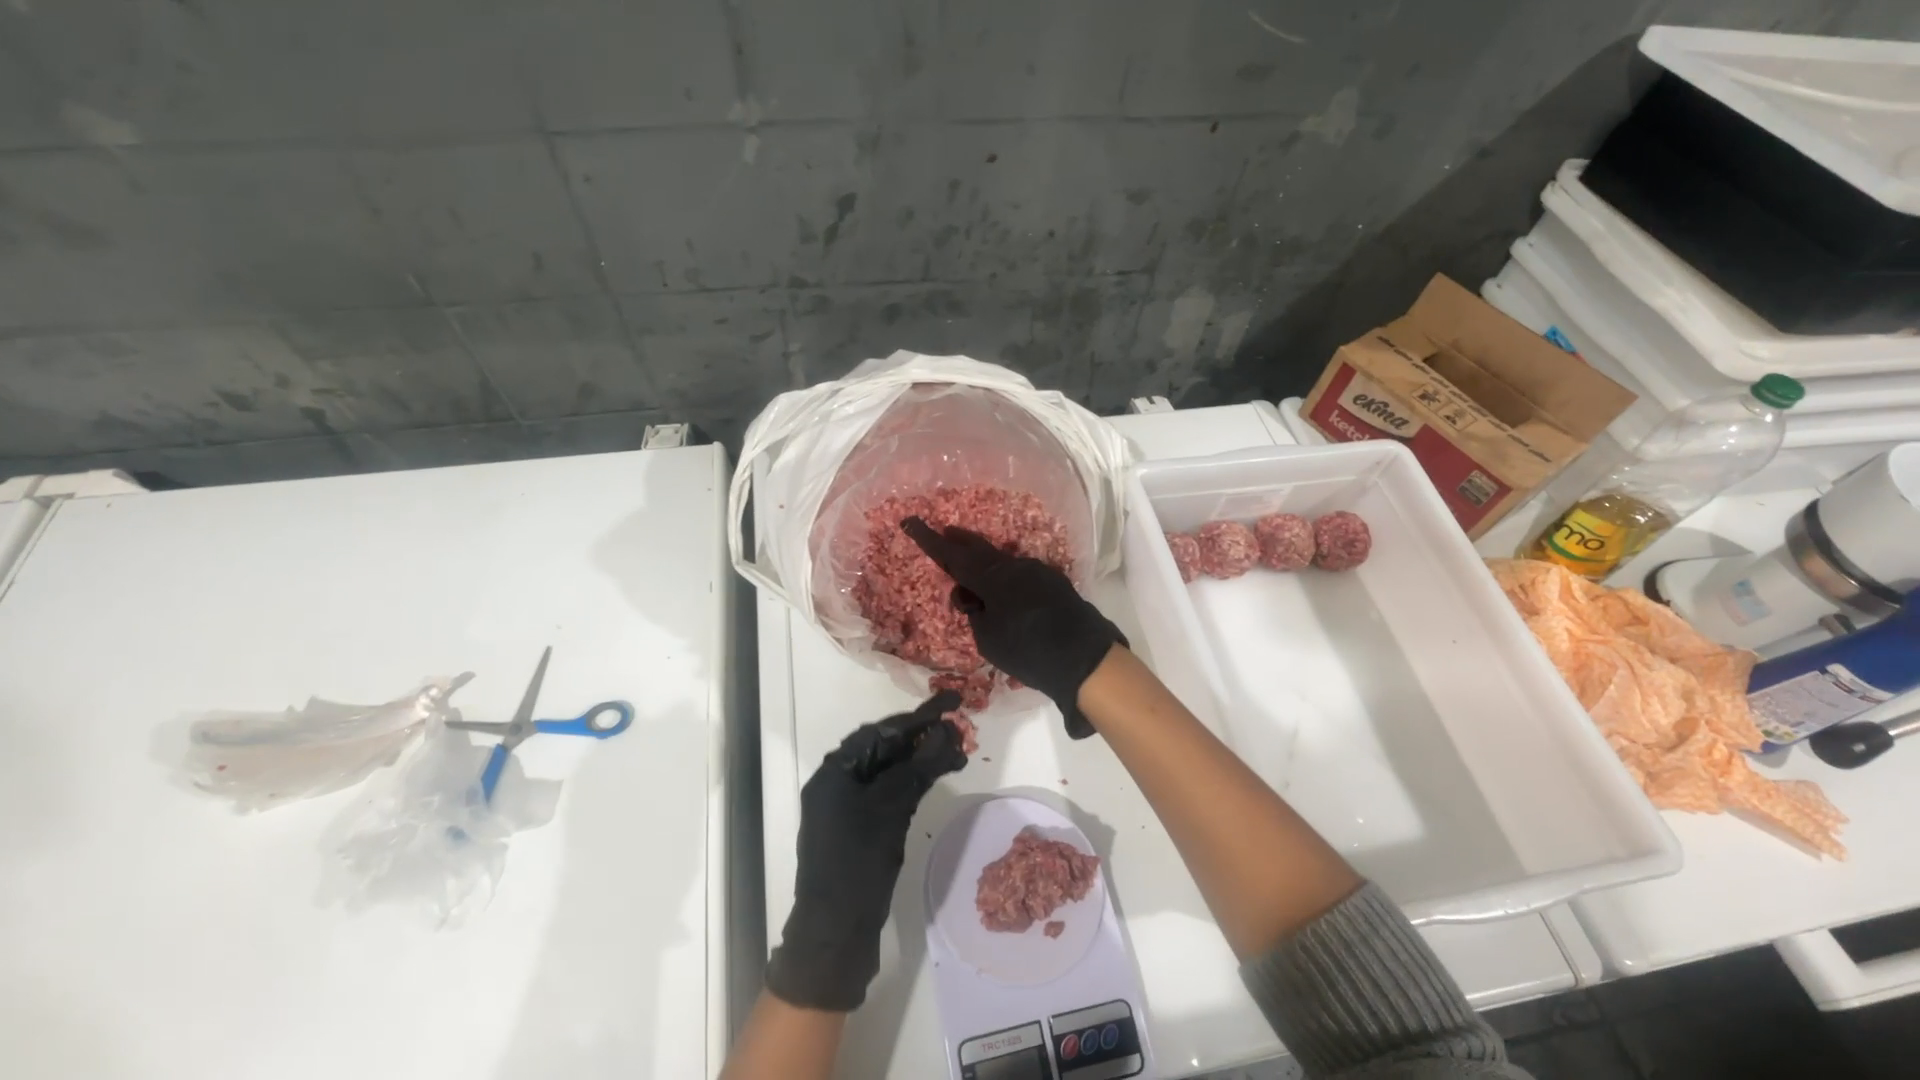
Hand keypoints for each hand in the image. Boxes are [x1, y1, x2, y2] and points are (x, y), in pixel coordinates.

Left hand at [765, 691, 966, 1010]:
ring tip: (960, 753)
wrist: (836, 931)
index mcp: (834, 772)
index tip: (951, 702)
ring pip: (891, 771)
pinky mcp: (862, 827)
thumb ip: (917, 768)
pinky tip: (940, 777)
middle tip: (960, 728)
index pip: (881, 732)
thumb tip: (946, 731)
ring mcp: (849, 807)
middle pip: (885, 748)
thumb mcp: (890, 811)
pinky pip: (890, 793)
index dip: (918, 717)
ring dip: (923, 761)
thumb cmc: (856, 864)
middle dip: (923, 738)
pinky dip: (915, 784)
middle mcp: (838, 783)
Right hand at [901, 517, 1125, 739]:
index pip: (954, 556)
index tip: (910, 522)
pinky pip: (1019, 575)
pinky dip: (1003, 580)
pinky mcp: (1054, 584)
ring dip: (983, 566)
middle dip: (959, 544)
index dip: (930, 541)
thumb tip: (974, 598)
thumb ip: (975, 612)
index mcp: (994, 577)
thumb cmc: (1028, 650)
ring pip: (1001, 564)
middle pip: (980, 551)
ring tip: (971, 579)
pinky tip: (1001, 596)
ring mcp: (1038, 572)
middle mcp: (1015, 566)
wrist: (1084, 659)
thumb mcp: (987, 637)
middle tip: (945, 536)